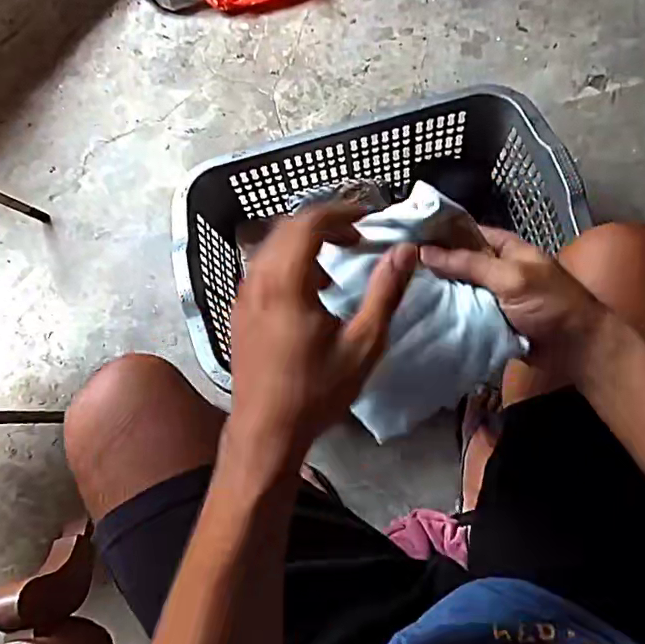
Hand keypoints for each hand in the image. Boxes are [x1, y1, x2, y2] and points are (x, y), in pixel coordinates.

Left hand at [228, 205, 415, 457]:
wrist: (266, 431)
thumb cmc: (316, 391)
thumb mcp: (363, 344)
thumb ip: (385, 293)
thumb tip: (405, 252)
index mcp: (286, 283)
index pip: (308, 223)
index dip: (340, 212)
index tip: (367, 219)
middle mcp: (257, 281)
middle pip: (287, 229)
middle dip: (324, 224)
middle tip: (356, 236)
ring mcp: (242, 297)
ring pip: (272, 248)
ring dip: (305, 245)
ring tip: (335, 270)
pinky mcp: (239, 313)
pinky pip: (262, 271)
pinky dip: (289, 265)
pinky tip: (310, 295)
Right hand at [419, 227, 631, 386]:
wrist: (575, 349)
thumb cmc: (551, 304)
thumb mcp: (511, 277)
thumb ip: (469, 264)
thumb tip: (426, 252)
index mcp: (504, 248)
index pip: (464, 232)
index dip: (437, 232)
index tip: (403, 236)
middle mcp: (495, 269)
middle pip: (456, 262)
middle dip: (430, 264)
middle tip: (394, 266)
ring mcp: (490, 297)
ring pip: (456, 290)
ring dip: (435, 292)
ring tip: (398, 289)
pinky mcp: (487, 322)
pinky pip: (461, 314)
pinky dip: (445, 315)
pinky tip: (419, 314)